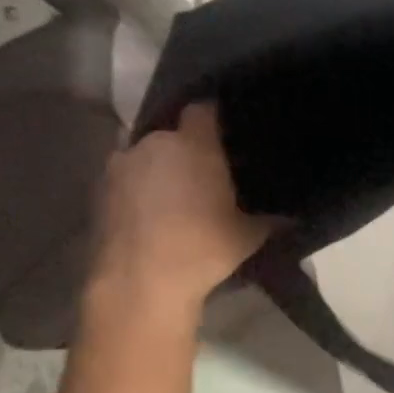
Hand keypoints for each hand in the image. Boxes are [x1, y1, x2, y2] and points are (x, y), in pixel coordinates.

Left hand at [88, 101, 282, 313]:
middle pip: (173, 136)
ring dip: (161, 172)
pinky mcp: (100, 189)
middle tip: (206, 177)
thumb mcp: (248, 238)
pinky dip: (140, 192)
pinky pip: (128, 181)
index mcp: (193, 145)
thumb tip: (293, 219)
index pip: (203, 110)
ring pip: (148, 158)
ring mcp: (122, 164)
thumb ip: (270, 222)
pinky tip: (153, 218)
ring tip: (178, 199)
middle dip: (188, 151)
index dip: (214, 118)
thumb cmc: (202, 249)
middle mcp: (155, 143)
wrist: (140, 281)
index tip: (226, 133)